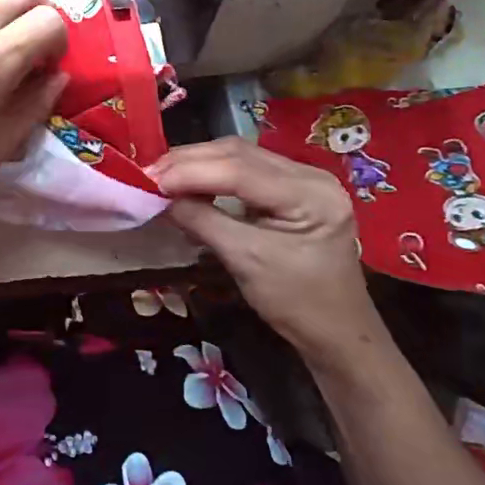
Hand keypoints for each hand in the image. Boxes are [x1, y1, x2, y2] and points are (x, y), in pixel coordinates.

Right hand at [149, 137, 386, 370]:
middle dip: (189, 161)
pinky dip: (212, 174)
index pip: (240, 170)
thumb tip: (161, 198)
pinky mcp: (292, 188)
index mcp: (310, 194)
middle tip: (149, 175)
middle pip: (239, 153)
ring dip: (197, 163)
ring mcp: (304, 178)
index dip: (190, 171)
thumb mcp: (245, 261)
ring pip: (239, 156)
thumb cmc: (296, 302)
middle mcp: (311, 174)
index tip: (149, 180)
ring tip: (162, 177)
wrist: (335, 331)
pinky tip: (189, 183)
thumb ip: (203, 221)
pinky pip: (246, 170)